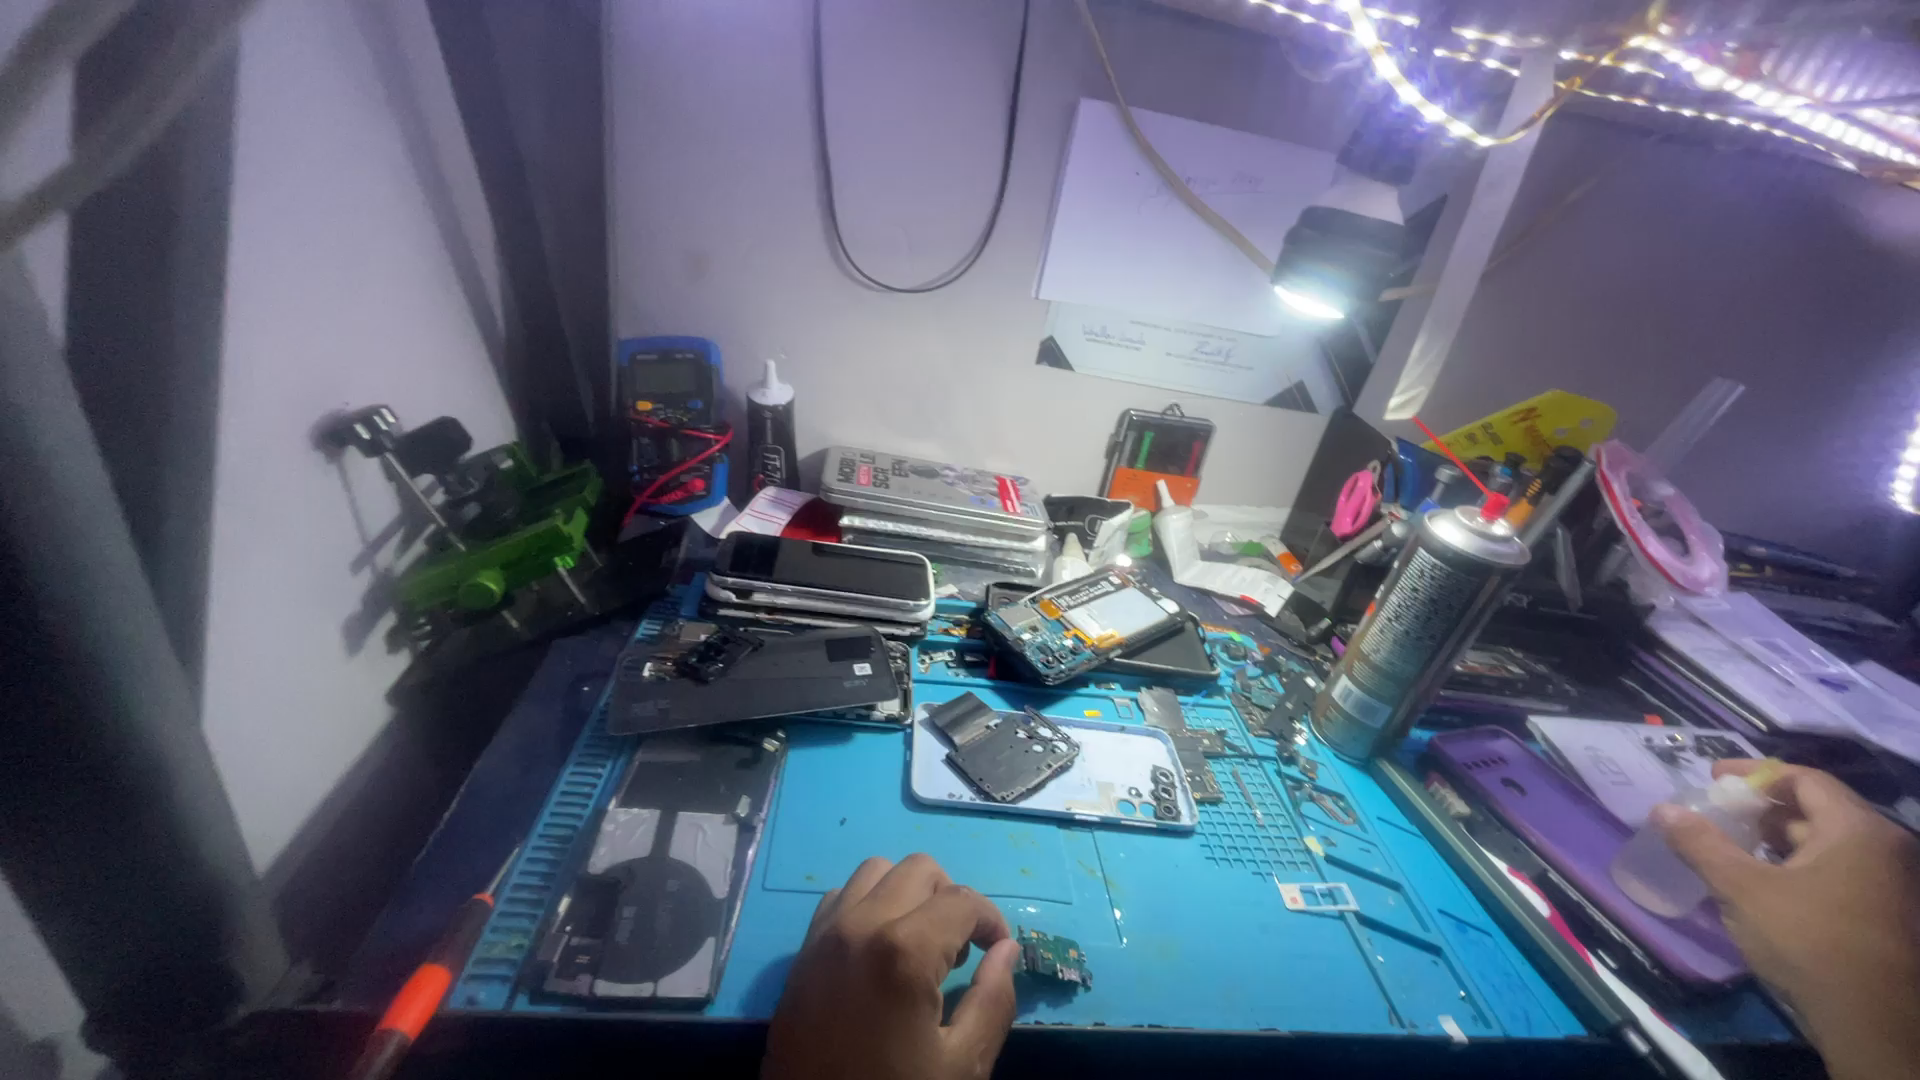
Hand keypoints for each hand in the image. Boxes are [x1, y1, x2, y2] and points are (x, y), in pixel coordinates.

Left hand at [763, 854, 1017, 1079]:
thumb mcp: (961, 1068)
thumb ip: (993, 1001)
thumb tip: (1006, 950)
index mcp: (904, 951)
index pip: (962, 901)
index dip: (991, 921)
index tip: (999, 952)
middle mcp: (861, 925)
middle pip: (920, 869)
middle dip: (950, 899)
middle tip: (960, 950)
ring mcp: (825, 935)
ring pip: (876, 871)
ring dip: (906, 893)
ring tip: (919, 944)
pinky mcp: (802, 952)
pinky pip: (840, 897)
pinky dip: (866, 905)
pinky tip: (878, 951)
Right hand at [1656, 760, 1919, 1079]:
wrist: (1873, 1020)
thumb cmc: (1808, 938)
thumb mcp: (1739, 886)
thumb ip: (1699, 842)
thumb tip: (1663, 808)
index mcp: (1857, 833)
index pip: (1805, 779)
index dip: (1756, 772)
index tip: (1712, 778)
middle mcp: (1882, 850)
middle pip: (1816, 808)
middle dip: (1760, 805)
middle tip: (1714, 813)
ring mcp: (1888, 883)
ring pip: (1824, 841)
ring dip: (1773, 836)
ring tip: (1728, 845)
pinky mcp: (1882, 911)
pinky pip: (1834, 868)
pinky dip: (1793, 862)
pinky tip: (1759, 879)